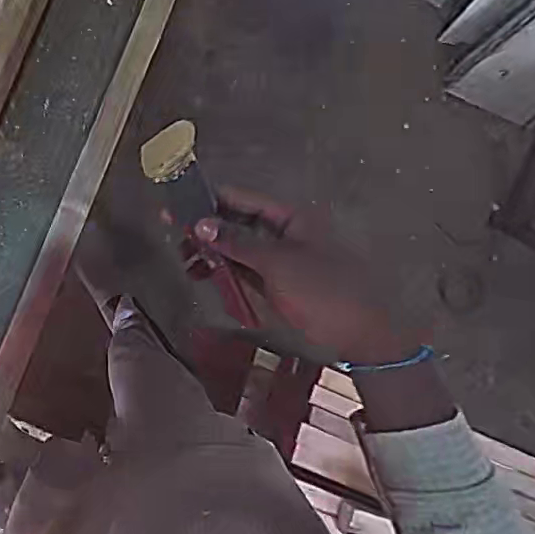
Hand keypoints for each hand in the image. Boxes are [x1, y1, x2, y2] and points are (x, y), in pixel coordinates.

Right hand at [194, 186, 420, 364]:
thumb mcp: (276, 263)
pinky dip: (222, 270)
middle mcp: (281, 232)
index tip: (177, 207)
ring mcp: (277, 258)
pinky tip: (202, 276)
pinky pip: (241, 269)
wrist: (359, 334)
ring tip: (186, 263)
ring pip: (235, 247)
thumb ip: (236, 242)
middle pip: (235, 223)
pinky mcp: (274, 281)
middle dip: (205, 230)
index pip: (241, 199)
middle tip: (175, 240)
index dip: (208, 201)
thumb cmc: (323, 289)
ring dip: (210, 252)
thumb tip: (198, 224)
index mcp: (289, 217)